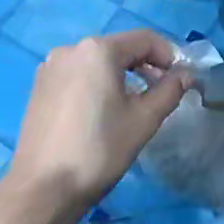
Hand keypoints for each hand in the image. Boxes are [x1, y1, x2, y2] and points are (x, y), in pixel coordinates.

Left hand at [1, 29, 190, 214]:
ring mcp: (48, 68)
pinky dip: (95, 84)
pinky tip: (102, 111)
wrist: (44, 184)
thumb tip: (185, 74)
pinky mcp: (38, 87)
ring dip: (120, 75)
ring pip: (94, 63)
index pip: (144, 39)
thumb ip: (169, 90)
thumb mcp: (143, 119)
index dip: (169, 56)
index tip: (183, 80)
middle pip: (117, 48)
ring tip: (135, 104)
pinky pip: (75, 76)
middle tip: (163, 92)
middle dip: (144, 65)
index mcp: (96, 50)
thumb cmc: (99, 149)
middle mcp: (68, 49)